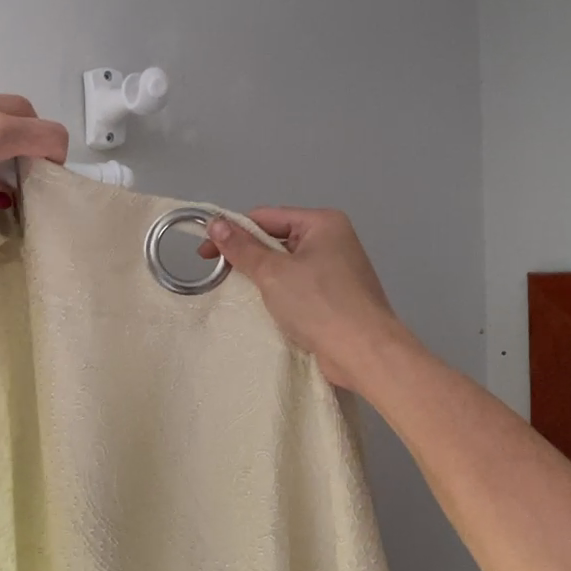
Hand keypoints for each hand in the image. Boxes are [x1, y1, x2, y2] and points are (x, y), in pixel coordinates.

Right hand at [201, 208, 408, 391]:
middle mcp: (333, 239)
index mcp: (323, 223)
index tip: (205, 253)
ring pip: (286, 264)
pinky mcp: (336, 296)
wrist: (365, 352)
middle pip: (276, 239)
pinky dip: (278, 293)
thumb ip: (242, 248)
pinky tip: (263, 307)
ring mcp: (337, 269)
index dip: (233, 232)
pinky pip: (298, 285)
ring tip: (237, 292)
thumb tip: (215, 224)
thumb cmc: (319, 304)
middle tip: (218, 275)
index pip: (266, 217)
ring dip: (262, 276)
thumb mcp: (273, 272)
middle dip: (247, 255)